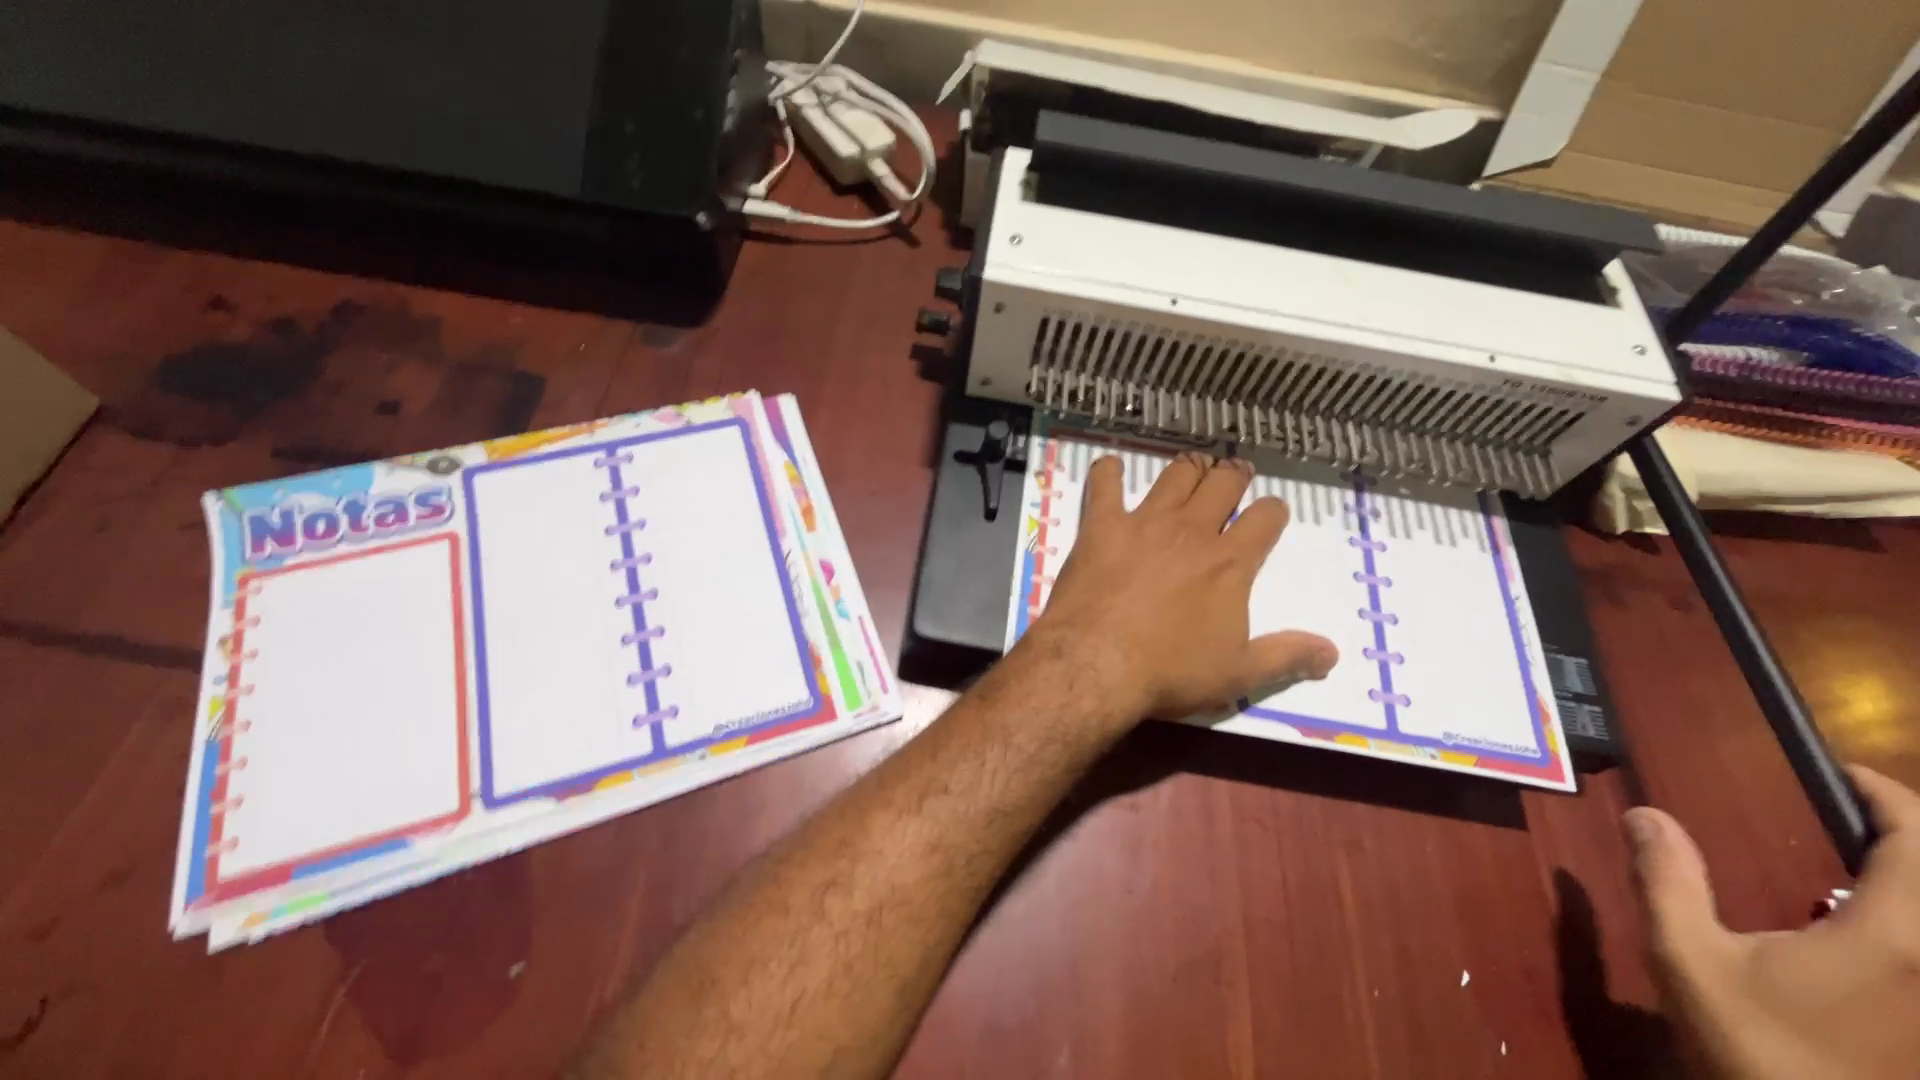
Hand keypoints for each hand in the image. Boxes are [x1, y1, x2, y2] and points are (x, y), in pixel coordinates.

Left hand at [1023, 451, 1337, 727]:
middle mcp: (1191, 532)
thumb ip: (1285, 658)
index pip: (1265, 518)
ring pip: (1174, 477)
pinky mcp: (1100, 527)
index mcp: (1229, 563)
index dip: (1272, 511)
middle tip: (1234, 474)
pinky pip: (1104, 484)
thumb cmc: (1169, 672)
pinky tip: (1110, 466)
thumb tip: (1332, 653)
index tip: (1270, 512)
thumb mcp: (1237, 675)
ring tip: (1192, 467)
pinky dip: (1107, 471)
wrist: (1096, 664)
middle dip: (1233, 475)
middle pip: (1222, 484)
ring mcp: (1144, 524)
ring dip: (1188, 469)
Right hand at [1627, 766, 1919, 1079]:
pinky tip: (1869, 937)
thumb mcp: (1691, 961)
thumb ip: (1668, 881)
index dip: (1889, 798)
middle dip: (1910, 838)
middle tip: (1854, 818)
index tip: (1844, 772)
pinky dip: (1907, 920)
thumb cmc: (1758, 1050)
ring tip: (1862, 873)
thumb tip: (1645, 813)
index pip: (1918, 842)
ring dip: (1912, 883)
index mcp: (1897, 936)